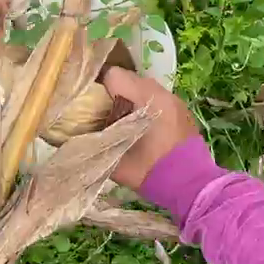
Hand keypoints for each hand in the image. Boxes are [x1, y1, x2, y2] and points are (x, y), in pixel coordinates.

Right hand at [101, 67, 199, 189]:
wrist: (193, 187)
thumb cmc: (152, 172)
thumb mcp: (116, 162)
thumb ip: (93, 143)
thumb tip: (70, 135)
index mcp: (147, 99)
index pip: (113, 76)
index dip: (99, 90)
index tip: (93, 109)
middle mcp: (162, 93)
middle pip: (128, 79)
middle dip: (113, 95)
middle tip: (106, 119)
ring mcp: (174, 100)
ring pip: (142, 89)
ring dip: (130, 101)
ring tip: (124, 125)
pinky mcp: (181, 110)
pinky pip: (155, 99)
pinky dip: (145, 108)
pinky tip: (142, 130)